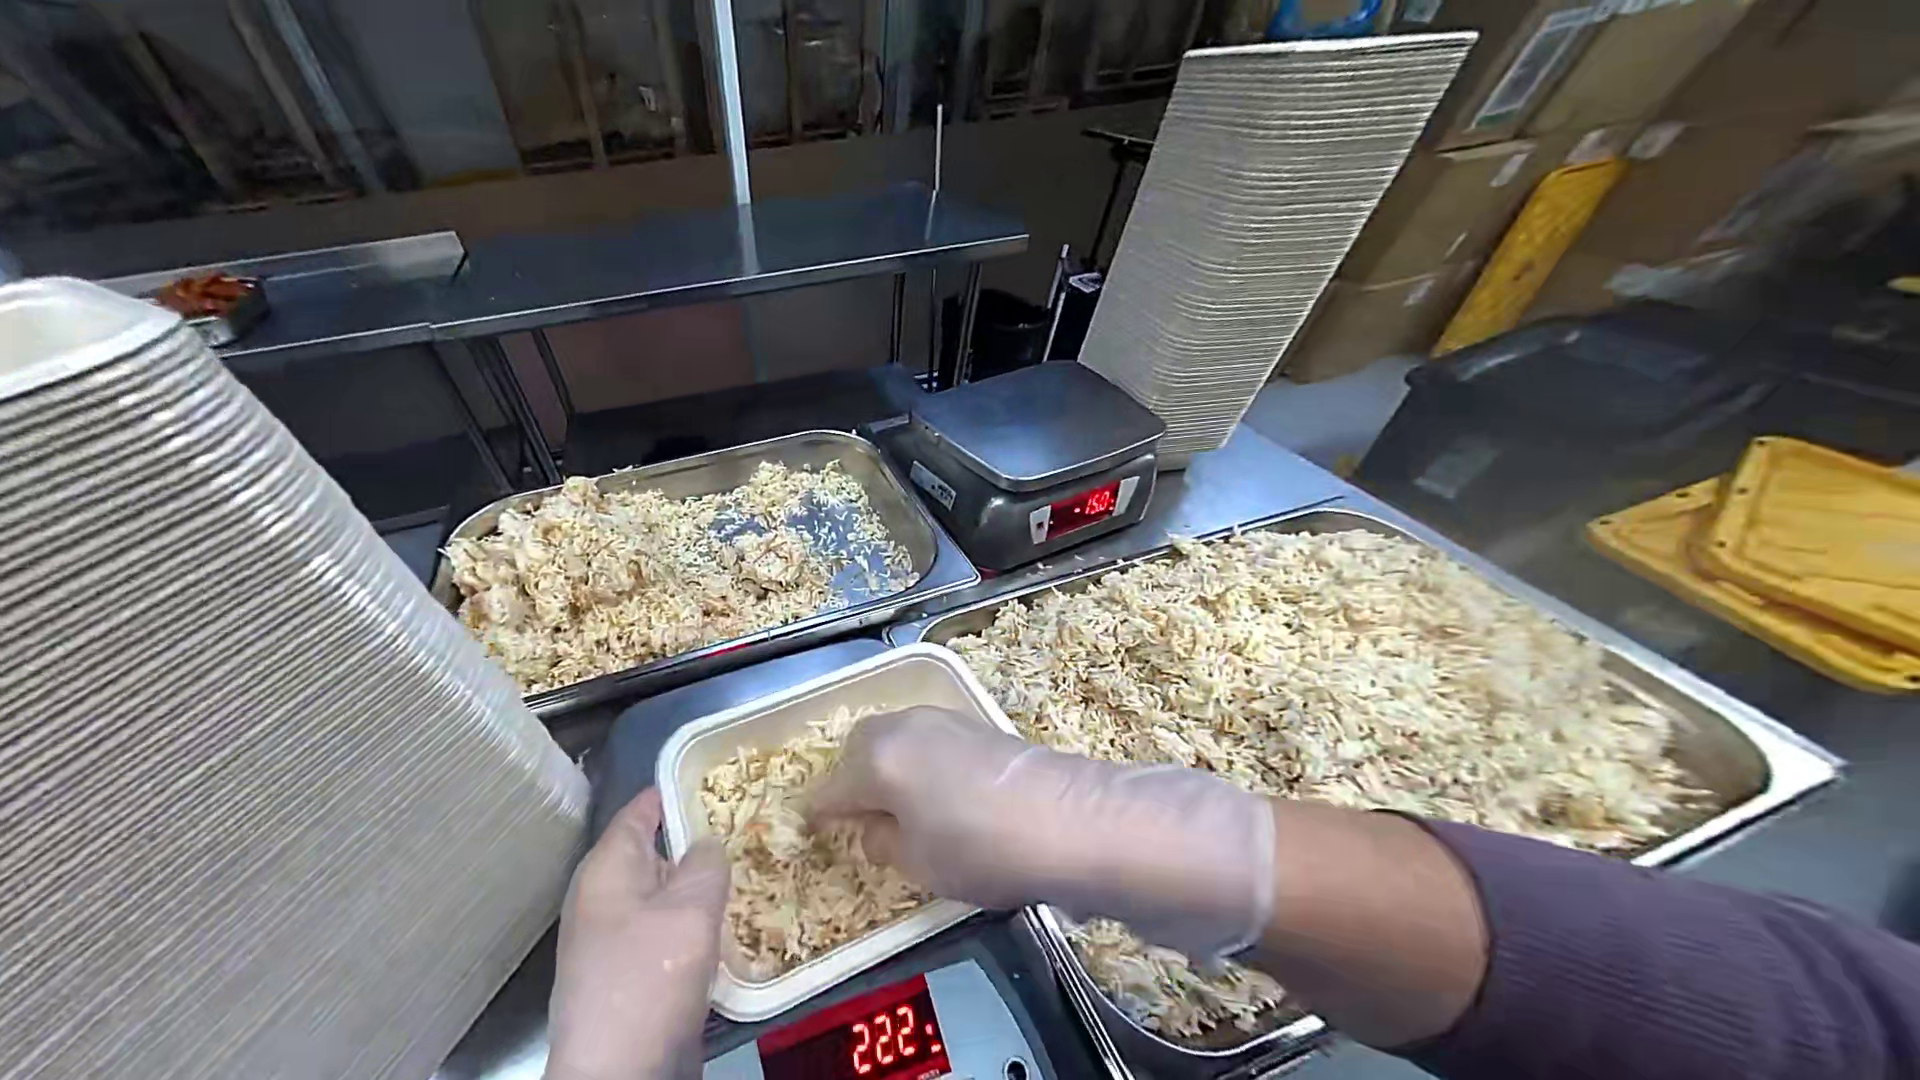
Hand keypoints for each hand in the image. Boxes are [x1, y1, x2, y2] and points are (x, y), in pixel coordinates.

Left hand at [546, 788, 728, 1079]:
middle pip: (658, 847)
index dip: (682, 786)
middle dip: (702, 834)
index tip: (726, 776)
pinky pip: (670, 924)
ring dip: (705, 879)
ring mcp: (617, 937)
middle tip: (753, 819)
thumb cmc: (649, 978)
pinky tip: (734, 916)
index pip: (643, 807)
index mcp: (607, 869)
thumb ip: (707, 861)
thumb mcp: (691, 906)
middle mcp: (605, 896)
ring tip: (753, 861)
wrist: (620, 1079)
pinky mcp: (634, 971)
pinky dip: (699, 915)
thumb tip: (708, 844)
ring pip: (668, 889)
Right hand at [808, 706, 1274, 958]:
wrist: (1064, 817)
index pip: (832, 785)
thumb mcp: (916, 861)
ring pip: (896, 736)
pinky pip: (928, 737)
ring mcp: (944, 718)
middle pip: (861, 747)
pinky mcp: (976, 722)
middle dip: (853, 776)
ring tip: (902, 802)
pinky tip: (940, 787)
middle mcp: (904, 725)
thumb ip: (882, 839)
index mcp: (877, 757)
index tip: (814, 824)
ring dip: (889, 763)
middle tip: (861, 813)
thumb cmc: (978, 847)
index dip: (820, 809)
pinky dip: (920, 758)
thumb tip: (874, 825)